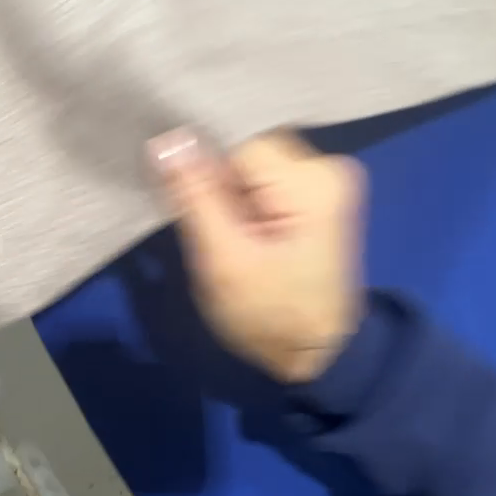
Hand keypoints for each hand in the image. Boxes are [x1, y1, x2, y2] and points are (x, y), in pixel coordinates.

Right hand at [149, 128, 365, 382]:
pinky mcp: (318, 194)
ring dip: (234, 197)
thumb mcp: (223, 260)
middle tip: (225, 236)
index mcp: (312, 179)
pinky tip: (249, 232)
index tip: (210, 221)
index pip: (235, 147)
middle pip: (246, 153)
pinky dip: (248, 203)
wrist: (318, 355)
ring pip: (251, 168)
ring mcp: (327, 180)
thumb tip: (166, 140)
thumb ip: (195, 195)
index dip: (210, 181)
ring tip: (238, 238)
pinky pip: (265, 180)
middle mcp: (328, 166)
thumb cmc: (270, 316)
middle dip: (224, 189)